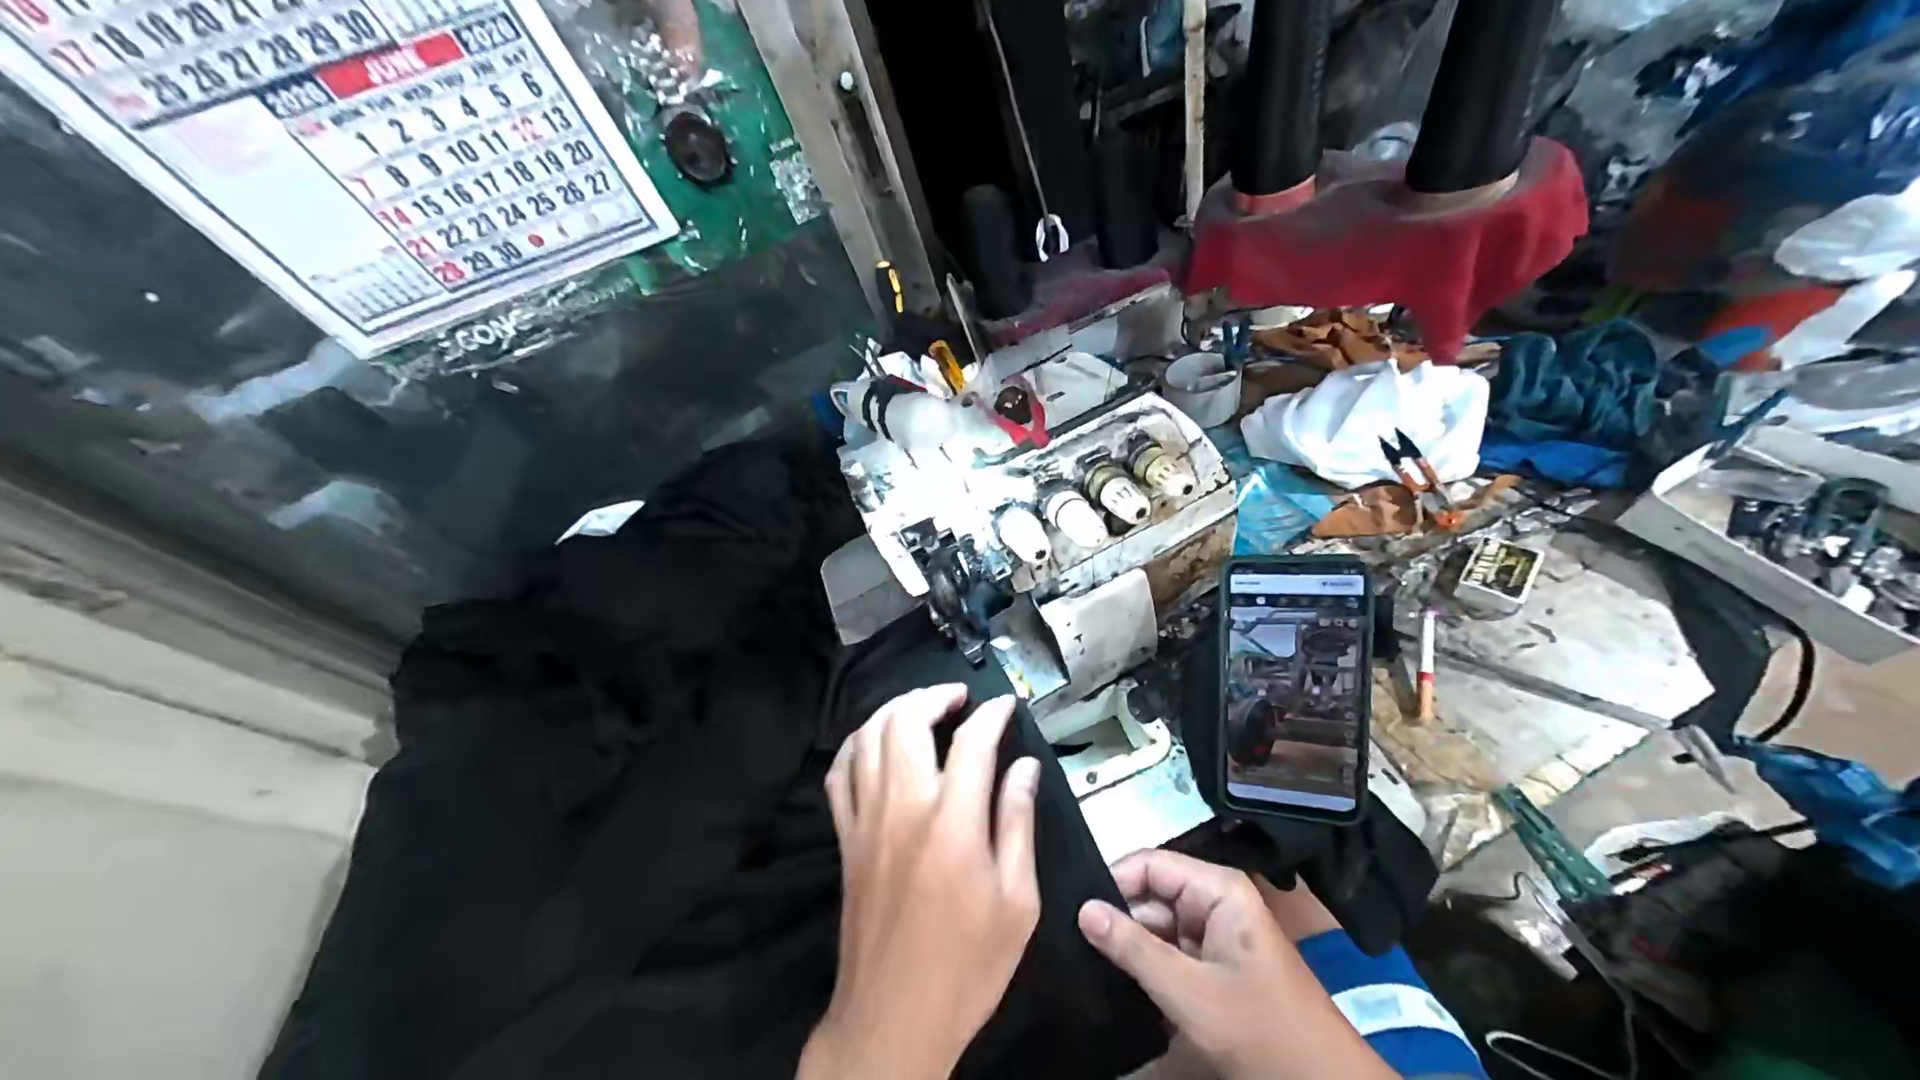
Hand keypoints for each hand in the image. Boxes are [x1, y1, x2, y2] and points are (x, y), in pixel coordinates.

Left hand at [797, 685, 1041, 1079]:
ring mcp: (865, 820)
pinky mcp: (844, 838)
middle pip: (906, 721)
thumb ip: (1018, 823)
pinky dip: (856, 744)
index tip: (1007, 706)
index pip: (972, 741)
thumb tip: (1024, 767)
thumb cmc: (968, 966)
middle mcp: (903, 807)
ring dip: (895, 709)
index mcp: (952, 823)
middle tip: (961, 697)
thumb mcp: (1017, 901)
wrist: (893, 1018)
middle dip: (935, 695)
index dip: (993, 714)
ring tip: (923, 708)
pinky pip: (839, 774)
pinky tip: (876, 742)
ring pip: (867, 737)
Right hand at [1078, 851, 1394, 1079]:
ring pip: (1155, 926)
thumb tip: (1082, 909)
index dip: (1112, 883)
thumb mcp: (1190, 992)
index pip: (1149, 864)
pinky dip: (1147, 968)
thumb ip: (1133, 948)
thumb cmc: (1262, 1033)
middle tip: (1076, 943)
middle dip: (1118, 918)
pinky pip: (1167, 952)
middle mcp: (1214, 901)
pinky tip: (1119, 982)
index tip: (1076, 912)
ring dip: (1130, 947)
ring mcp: (1214, 934)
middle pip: (1149, 894)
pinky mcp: (1212, 966)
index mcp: (1217, 889)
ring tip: (1090, 963)